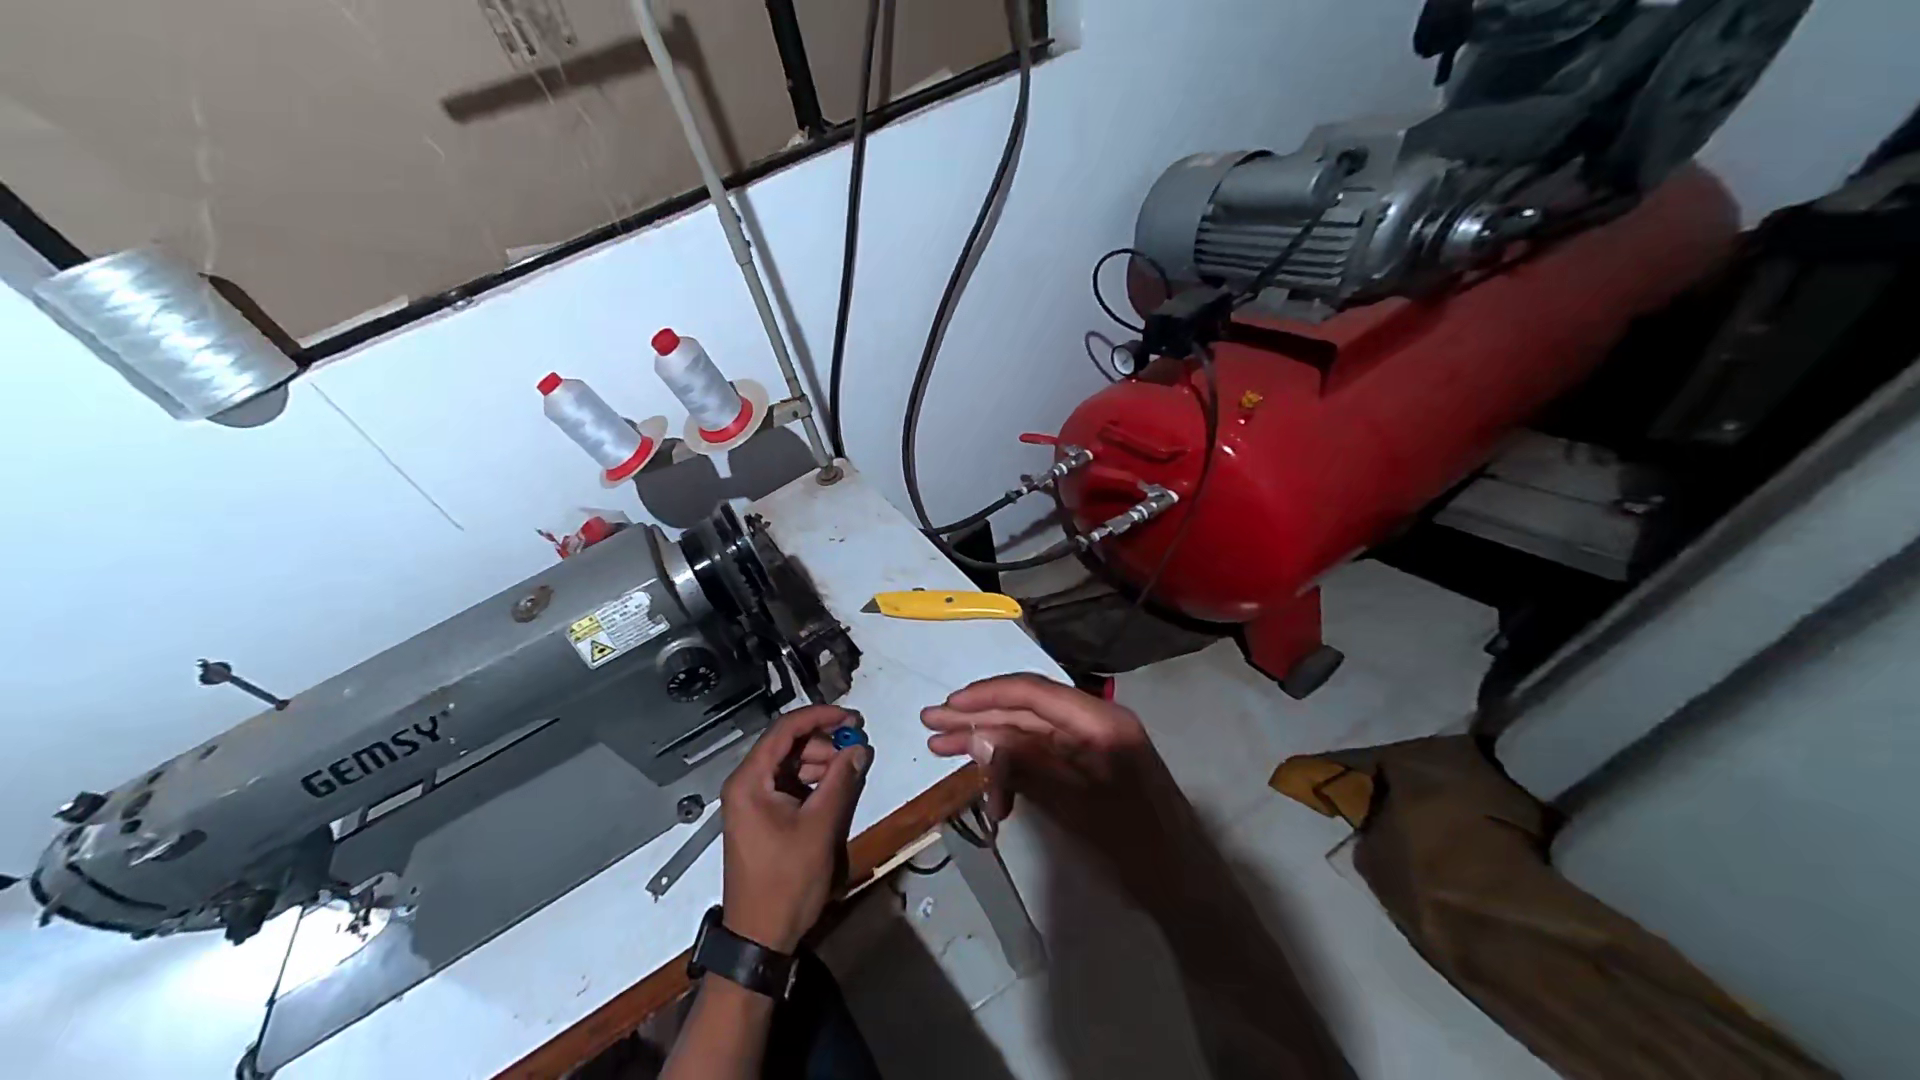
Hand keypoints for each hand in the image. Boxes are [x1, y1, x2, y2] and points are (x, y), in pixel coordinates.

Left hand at [719, 705, 872, 952]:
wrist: (760, 937)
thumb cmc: (786, 881)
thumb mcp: (819, 827)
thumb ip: (840, 781)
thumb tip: (858, 748)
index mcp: (749, 781)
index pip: (784, 730)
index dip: (819, 716)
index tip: (850, 717)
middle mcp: (745, 784)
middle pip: (786, 745)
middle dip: (823, 741)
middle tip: (855, 746)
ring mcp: (751, 801)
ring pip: (789, 763)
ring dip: (820, 760)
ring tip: (849, 768)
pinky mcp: (761, 816)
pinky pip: (788, 784)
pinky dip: (812, 780)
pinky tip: (835, 787)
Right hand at [920, 674, 1191, 884]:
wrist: (1185, 888)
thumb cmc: (1137, 846)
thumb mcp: (1076, 808)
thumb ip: (1027, 768)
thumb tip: (978, 738)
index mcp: (1099, 722)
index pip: (1034, 693)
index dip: (988, 695)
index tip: (949, 706)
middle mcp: (1093, 724)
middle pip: (1026, 711)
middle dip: (978, 718)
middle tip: (932, 726)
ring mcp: (1089, 746)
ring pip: (1028, 734)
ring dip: (988, 743)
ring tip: (943, 750)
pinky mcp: (1085, 768)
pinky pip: (1040, 757)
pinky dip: (1012, 769)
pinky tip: (989, 788)